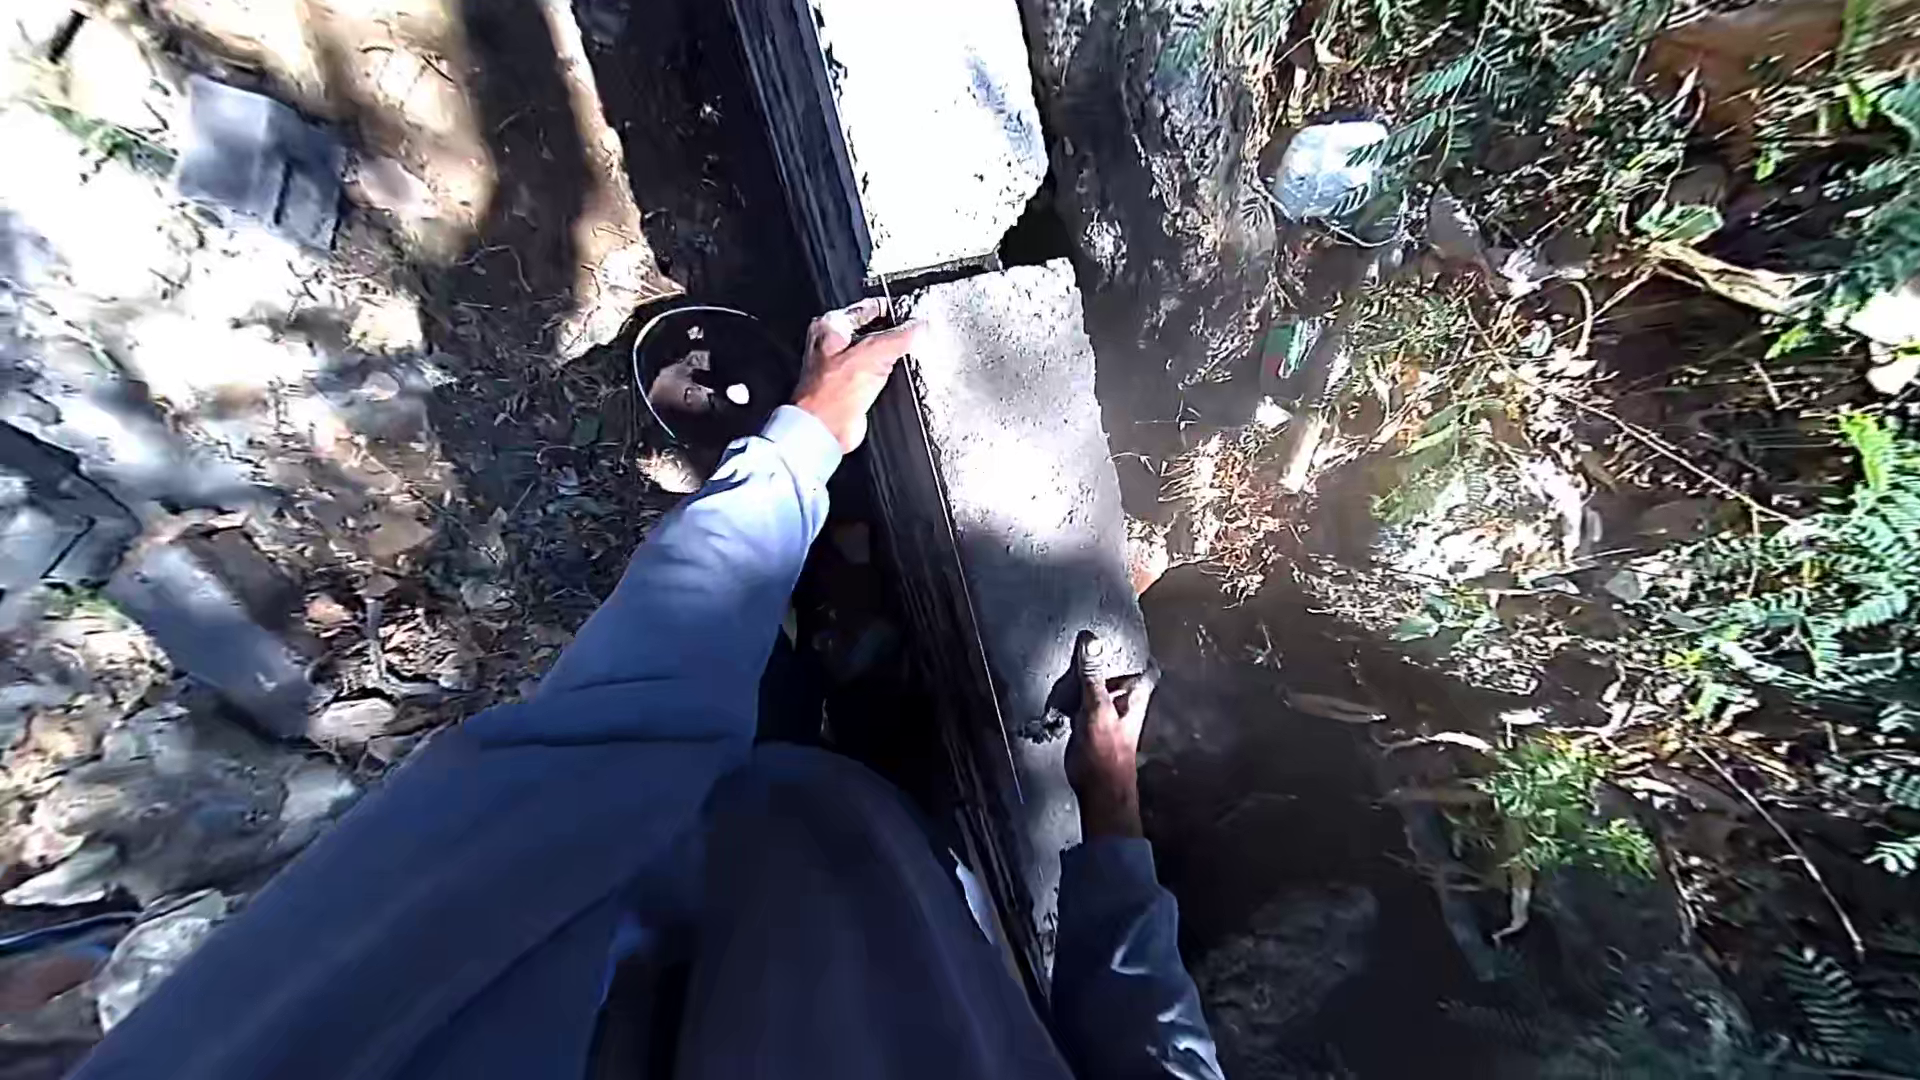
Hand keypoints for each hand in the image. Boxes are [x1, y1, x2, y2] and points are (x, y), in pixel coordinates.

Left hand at [792, 298, 923, 452]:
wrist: (826, 428)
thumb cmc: (834, 391)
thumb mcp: (874, 353)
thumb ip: (900, 337)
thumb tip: (919, 326)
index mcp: (830, 327)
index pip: (867, 308)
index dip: (890, 308)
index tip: (911, 311)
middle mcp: (831, 345)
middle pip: (870, 331)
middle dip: (893, 332)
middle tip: (915, 332)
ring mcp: (840, 369)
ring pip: (872, 353)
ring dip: (890, 354)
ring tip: (911, 351)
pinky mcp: (849, 390)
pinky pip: (872, 374)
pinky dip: (885, 374)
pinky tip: (897, 375)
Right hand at [1065, 630, 1156, 839]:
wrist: (1098, 790)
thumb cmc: (1105, 753)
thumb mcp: (1096, 707)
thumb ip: (1092, 673)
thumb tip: (1090, 640)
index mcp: (1135, 696)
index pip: (1144, 667)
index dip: (1135, 651)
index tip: (1118, 634)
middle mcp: (1125, 703)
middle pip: (1115, 673)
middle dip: (1100, 662)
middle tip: (1080, 645)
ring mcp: (1108, 714)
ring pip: (1096, 686)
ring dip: (1083, 679)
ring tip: (1065, 669)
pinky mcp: (1090, 725)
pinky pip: (1081, 701)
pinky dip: (1072, 695)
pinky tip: (1059, 695)